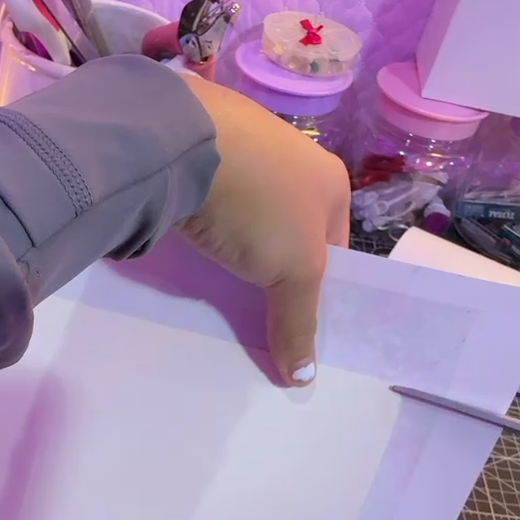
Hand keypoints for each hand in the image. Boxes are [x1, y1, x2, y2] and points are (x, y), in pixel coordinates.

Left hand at [176, 73, 350, 385]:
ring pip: (250, 217)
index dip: (317, 288)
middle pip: (291, 232)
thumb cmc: (261, 205)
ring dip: (239, 249)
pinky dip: (208, 226)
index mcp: (332, 182)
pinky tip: (195, 244)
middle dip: (275, 270)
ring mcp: (246, 151)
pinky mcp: (201, 152)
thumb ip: (298, 323)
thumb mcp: (294, 271)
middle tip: (256, 308)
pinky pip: (213, 203)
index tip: (294, 321)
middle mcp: (294, 159)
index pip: (334, 248)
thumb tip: (304, 379)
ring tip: (221, 283)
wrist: (185, 141)